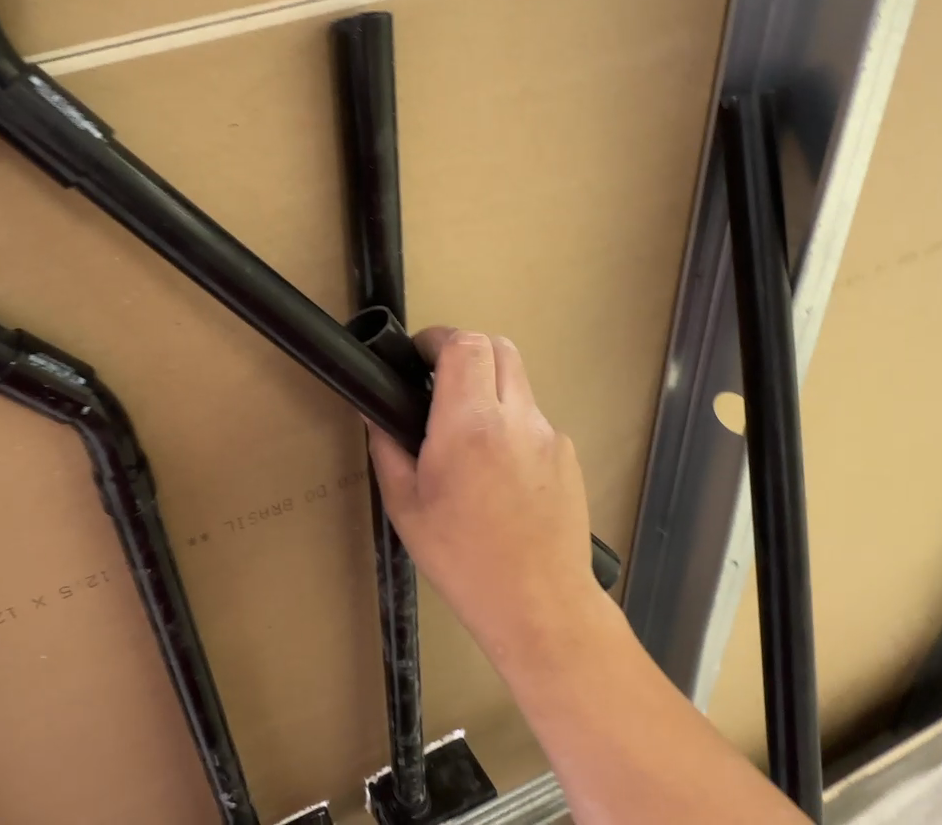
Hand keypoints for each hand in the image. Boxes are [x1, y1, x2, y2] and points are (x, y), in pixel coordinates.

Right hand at [368, 328, 605, 655]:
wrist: (539, 604)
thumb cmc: (463, 559)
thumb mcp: (405, 505)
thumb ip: (388, 447)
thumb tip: (374, 411)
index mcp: (469, 425)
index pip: (464, 344)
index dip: (438, 338)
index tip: (419, 356)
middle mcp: (516, 418)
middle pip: (498, 346)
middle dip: (465, 351)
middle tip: (438, 381)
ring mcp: (548, 434)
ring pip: (518, 381)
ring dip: (488, 387)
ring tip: (465, 433)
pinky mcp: (567, 454)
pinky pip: (534, 417)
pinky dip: (510, 421)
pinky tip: (496, 468)